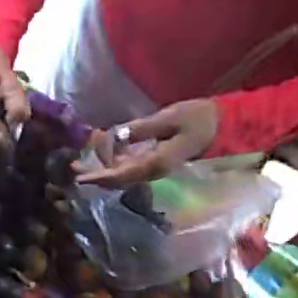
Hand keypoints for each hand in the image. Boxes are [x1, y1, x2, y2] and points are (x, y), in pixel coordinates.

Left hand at [77, 99, 220, 187]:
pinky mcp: (156, 162)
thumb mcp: (170, 118)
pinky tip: (103, 155)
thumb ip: (142, 128)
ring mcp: (154, 169)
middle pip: (117, 179)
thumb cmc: (201, 119)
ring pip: (122, 175)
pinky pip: (130, 167)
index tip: (80, 177)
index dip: (98, 176)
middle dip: (95, 175)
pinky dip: (114, 163)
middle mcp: (152, 171)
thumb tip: (115, 136)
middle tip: (72, 169)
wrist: (225, 127)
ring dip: (102, 170)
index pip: (120, 175)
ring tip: (82, 163)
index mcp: (155, 164)